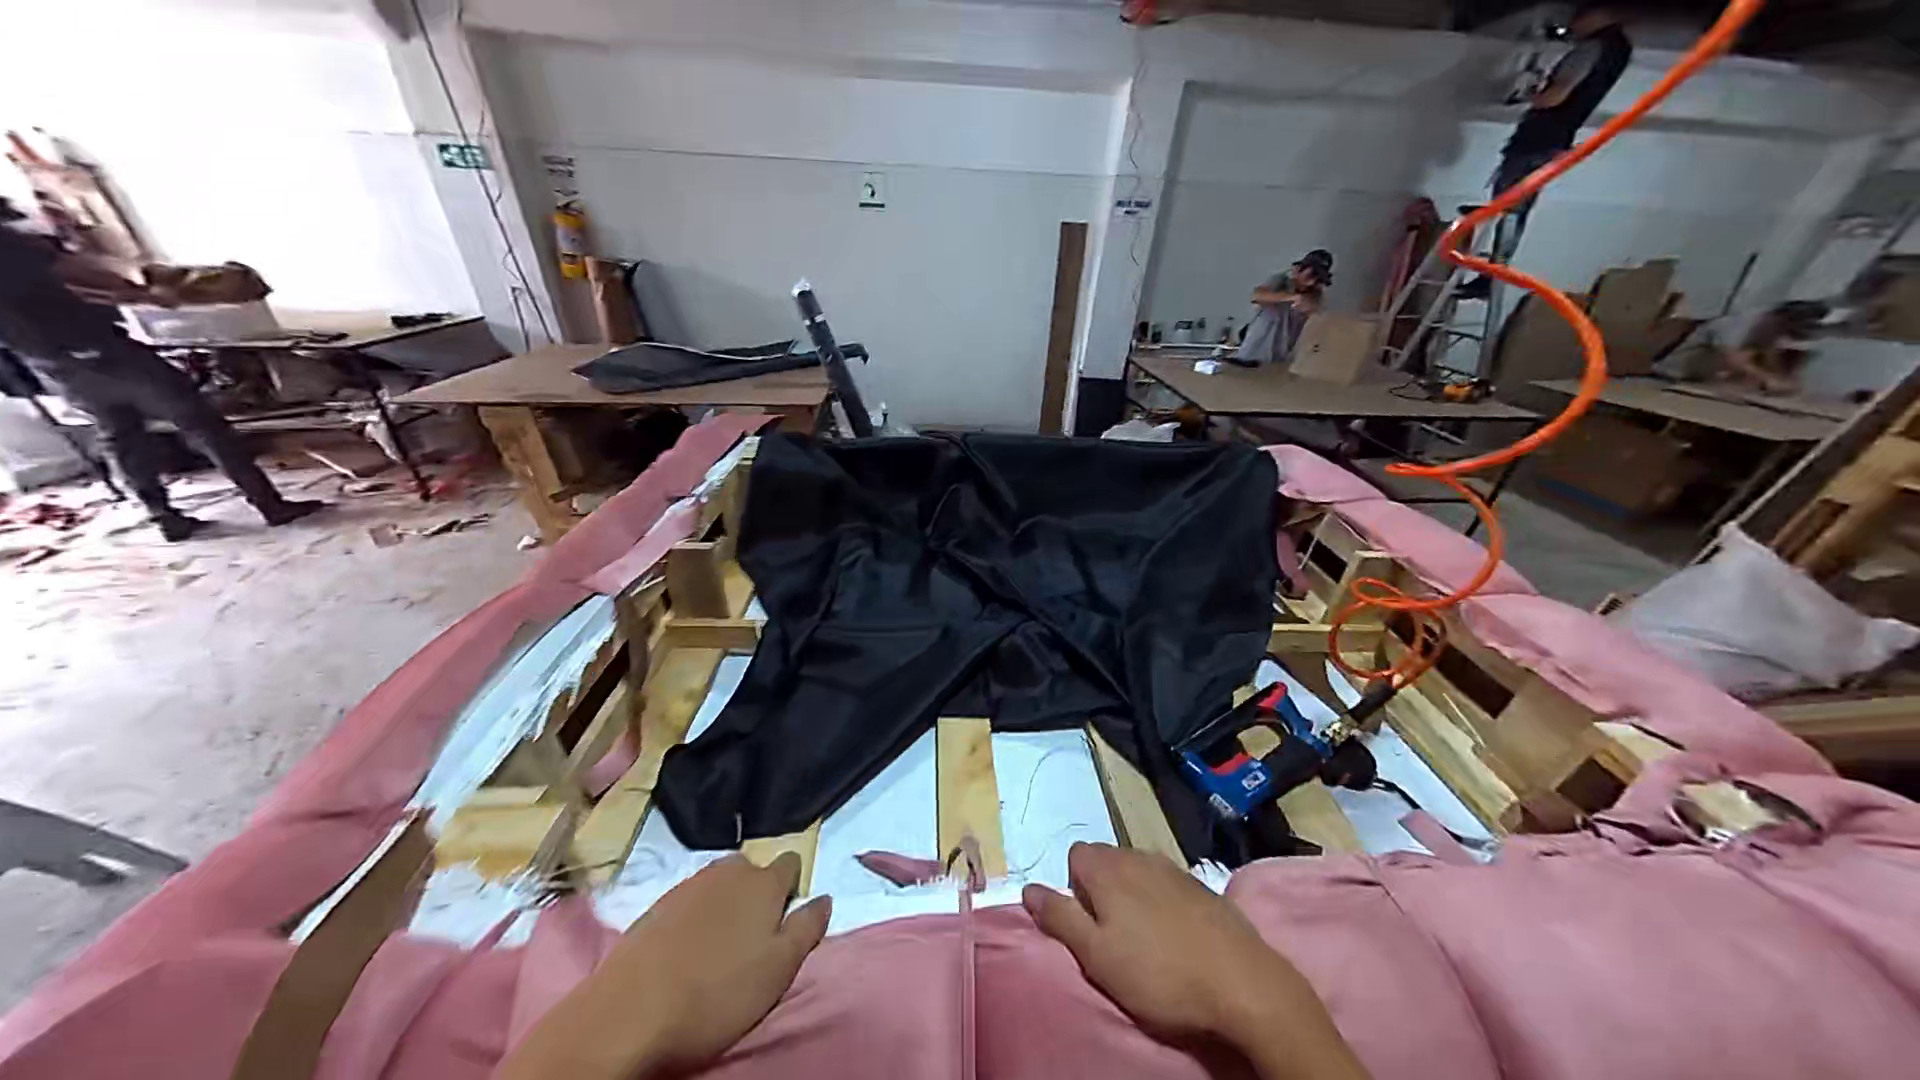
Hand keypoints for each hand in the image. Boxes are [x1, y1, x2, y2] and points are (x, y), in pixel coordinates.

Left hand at [499, 853, 830, 1079]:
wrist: (627, 1014)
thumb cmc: (717, 993)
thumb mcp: (779, 969)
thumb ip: (807, 927)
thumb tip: (824, 897)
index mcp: (763, 882)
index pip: (790, 863)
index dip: (793, 888)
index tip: (787, 919)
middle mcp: (727, 871)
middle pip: (753, 871)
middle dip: (758, 893)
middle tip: (752, 938)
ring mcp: (688, 885)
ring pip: (720, 885)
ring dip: (726, 904)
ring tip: (719, 946)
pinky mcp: (655, 905)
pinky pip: (690, 901)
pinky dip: (696, 916)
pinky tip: (687, 950)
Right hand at [1022, 843, 1368, 1079]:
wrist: (1243, 984)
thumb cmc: (1159, 974)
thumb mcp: (1096, 955)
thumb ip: (1060, 917)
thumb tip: (1028, 889)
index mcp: (1108, 868)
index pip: (1075, 855)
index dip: (1074, 888)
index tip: (1088, 924)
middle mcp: (1138, 855)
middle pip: (1106, 860)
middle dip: (1102, 889)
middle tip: (1113, 936)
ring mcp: (1174, 868)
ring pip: (1137, 871)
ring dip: (1132, 895)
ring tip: (1145, 939)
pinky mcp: (1203, 886)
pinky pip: (1166, 884)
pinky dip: (1162, 902)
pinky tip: (1176, 937)